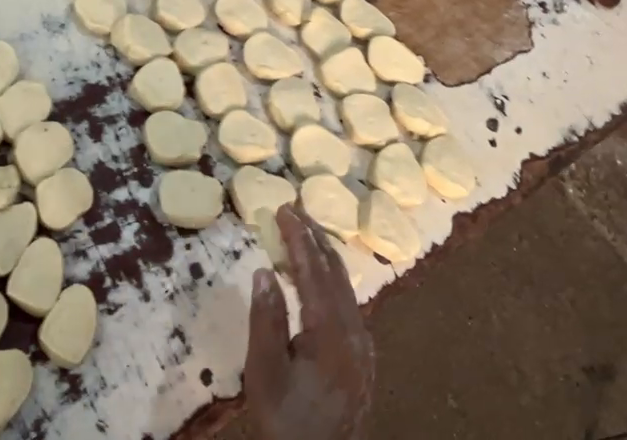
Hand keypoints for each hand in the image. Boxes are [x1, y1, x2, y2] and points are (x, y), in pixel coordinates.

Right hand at [244, 204, 375, 439]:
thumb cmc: (284, 418)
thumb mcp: (264, 371)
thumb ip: (266, 318)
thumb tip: (264, 272)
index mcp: (330, 333)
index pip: (313, 272)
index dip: (298, 237)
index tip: (285, 208)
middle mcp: (354, 333)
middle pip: (335, 274)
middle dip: (315, 239)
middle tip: (296, 210)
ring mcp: (363, 347)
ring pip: (345, 289)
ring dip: (324, 258)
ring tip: (305, 234)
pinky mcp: (362, 359)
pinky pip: (349, 305)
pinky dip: (331, 282)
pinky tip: (320, 279)